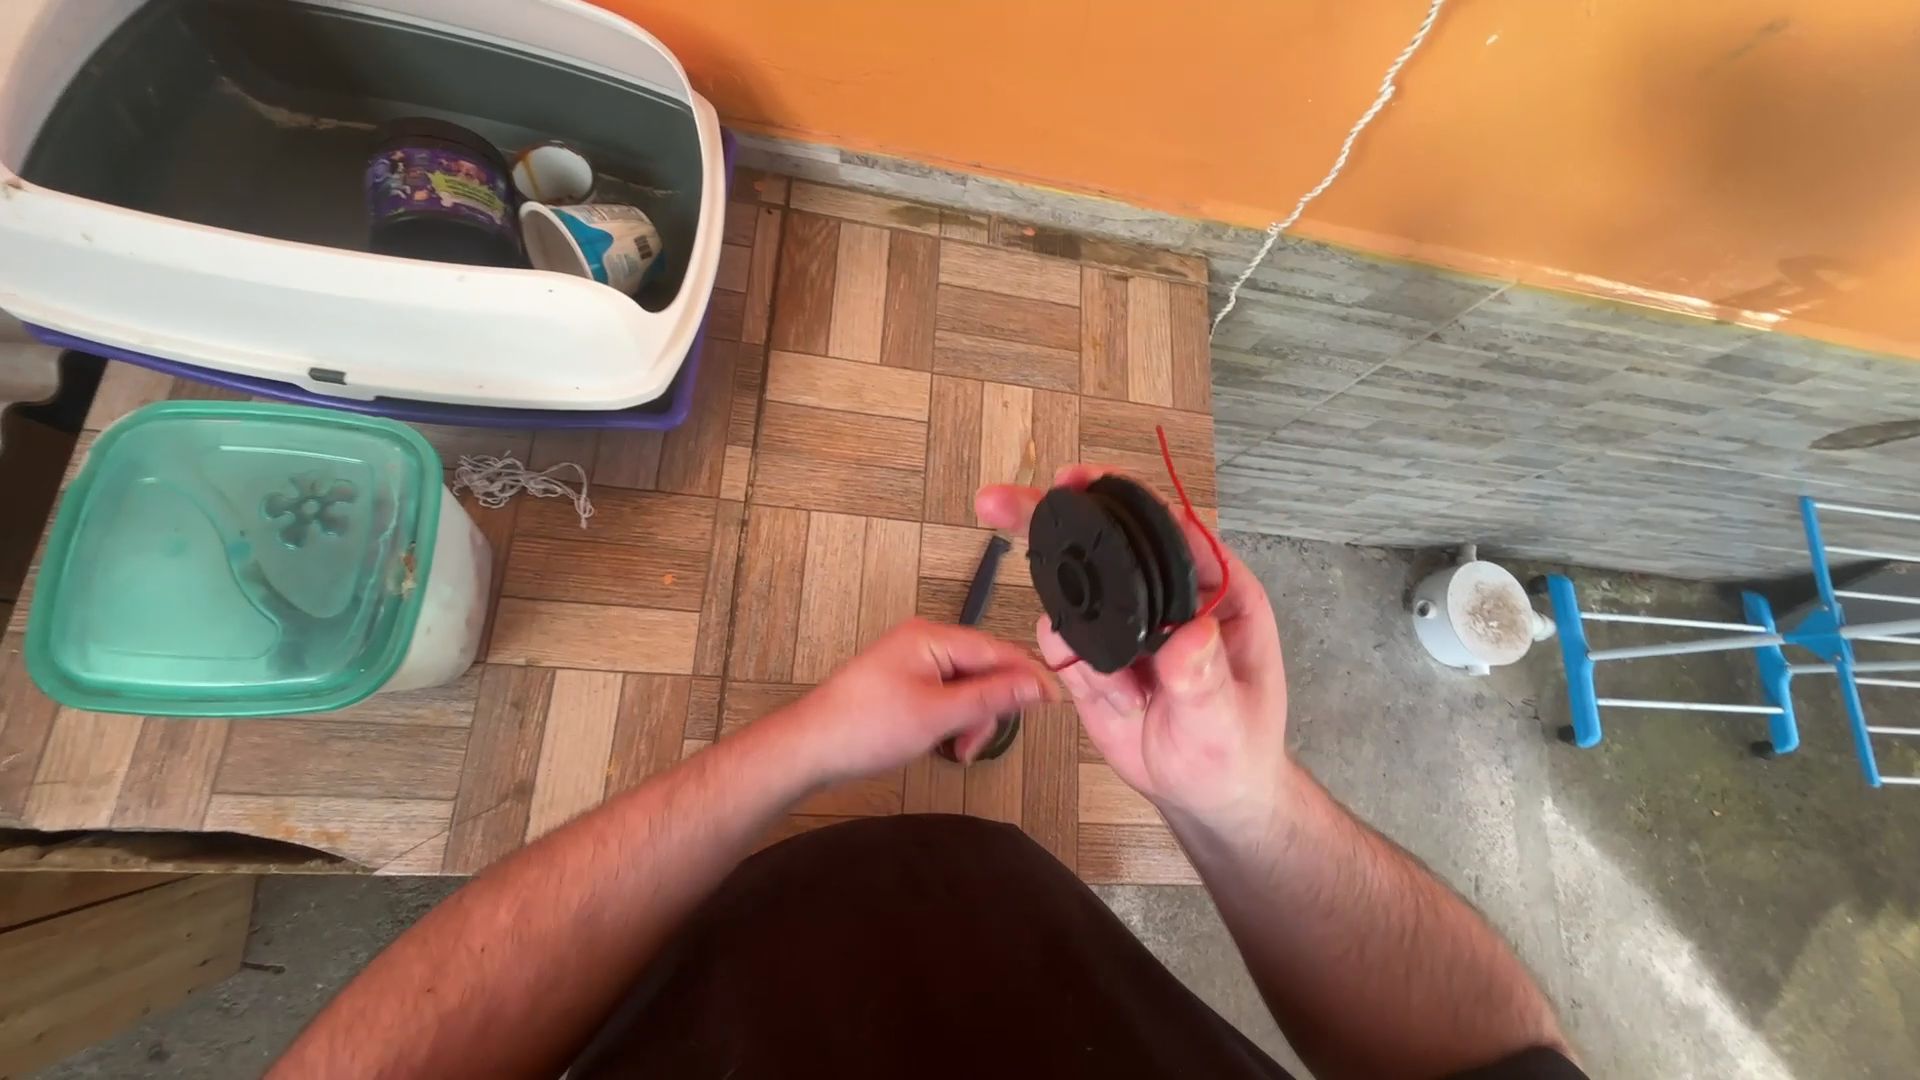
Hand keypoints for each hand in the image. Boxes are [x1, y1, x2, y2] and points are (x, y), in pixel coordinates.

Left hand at [767, 618, 1056, 786]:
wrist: (809, 748)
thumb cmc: (862, 727)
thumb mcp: (938, 715)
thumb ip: (991, 697)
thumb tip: (1033, 683)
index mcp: (932, 638)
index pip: (996, 650)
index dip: (1026, 676)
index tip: (1051, 700)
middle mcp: (923, 642)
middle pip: (982, 669)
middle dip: (986, 709)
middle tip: (973, 743)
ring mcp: (912, 662)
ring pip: (964, 686)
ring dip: (968, 719)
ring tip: (954, 750)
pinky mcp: (903, 682)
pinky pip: (944, 695)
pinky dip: (950, 719)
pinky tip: (941, 742)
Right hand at [976, 467, 1291, 828]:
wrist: (1199, 791)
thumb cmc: (1231, 752)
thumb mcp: (1226, 722)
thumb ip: (1205, 680)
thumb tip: (1190, 635)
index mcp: (1215, 592)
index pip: (1165, 529)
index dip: (1120, 500)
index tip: (1078, 484)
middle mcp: (1163, 597)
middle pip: (1103, 544)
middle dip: (1052, 523)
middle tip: (999, 504)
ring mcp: (1123, 624)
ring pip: (1071, 593)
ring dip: (1076, 634)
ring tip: (1125, 691)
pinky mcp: (1092, 653)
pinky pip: (1060, 642)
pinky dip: (1072, 668)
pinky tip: (1116, 698)